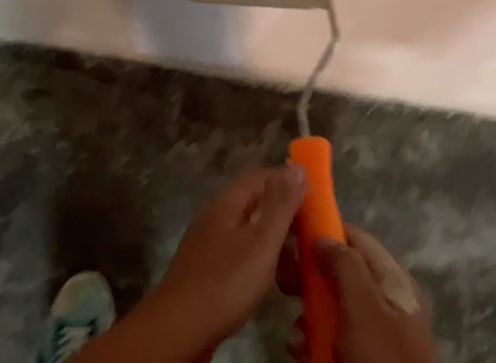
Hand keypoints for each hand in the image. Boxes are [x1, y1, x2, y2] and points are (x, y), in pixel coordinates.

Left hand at [148, 164, 307, 347]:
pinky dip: (262, 264)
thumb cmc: (226, 282)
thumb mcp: (261, 241)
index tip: (316, 202)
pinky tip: (274, 283)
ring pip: (251, 233)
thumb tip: (297, 166)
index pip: (262, 176)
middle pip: (257, 204)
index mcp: (227, 202)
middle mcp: (216, 216)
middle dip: (287, 219)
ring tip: (298, 269)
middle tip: (311, 240)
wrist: (179, 329)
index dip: (290, 183)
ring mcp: (210, 243)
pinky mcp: (209, 269)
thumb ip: (281, 204)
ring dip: (277, 246)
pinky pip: (242, 255)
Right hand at [282, 226, 437, 362]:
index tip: (292, 235)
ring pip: (333, 309)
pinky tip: (300, 351)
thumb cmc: (381, 357)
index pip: (357, 239)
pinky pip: (332, 340)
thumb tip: (324, 235)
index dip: (326, 230)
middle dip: (311, 278)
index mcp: (394, 281)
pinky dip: (314, 343)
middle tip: (287, 285)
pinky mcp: (360, 358)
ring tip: (296, 330)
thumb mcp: (363, 307)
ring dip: (309, 315)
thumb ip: (345, 266)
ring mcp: (373, 333)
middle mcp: (385, 302)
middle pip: (341, 274)